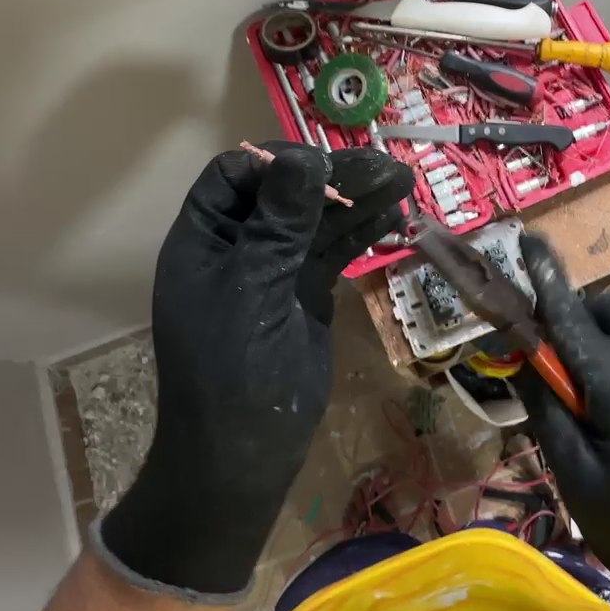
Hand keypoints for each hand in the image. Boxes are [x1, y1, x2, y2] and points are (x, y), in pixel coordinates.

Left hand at [93, 142, 414, 601]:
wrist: (243, 453)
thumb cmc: (233, 370)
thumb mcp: (254, 288)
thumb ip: (279, 224)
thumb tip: (304, 157)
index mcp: (205, 239)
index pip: (235, 176)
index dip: (277, 163)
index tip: (324, 163)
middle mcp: (238, 245)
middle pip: (286, 194)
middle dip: (333, 179)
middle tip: (386, 168)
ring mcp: (273, 269)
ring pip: (316, 222)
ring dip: (356, 202)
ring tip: (404, 183)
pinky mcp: (304, 292)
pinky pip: (332, 252)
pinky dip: (360, 234)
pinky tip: (392, 218)